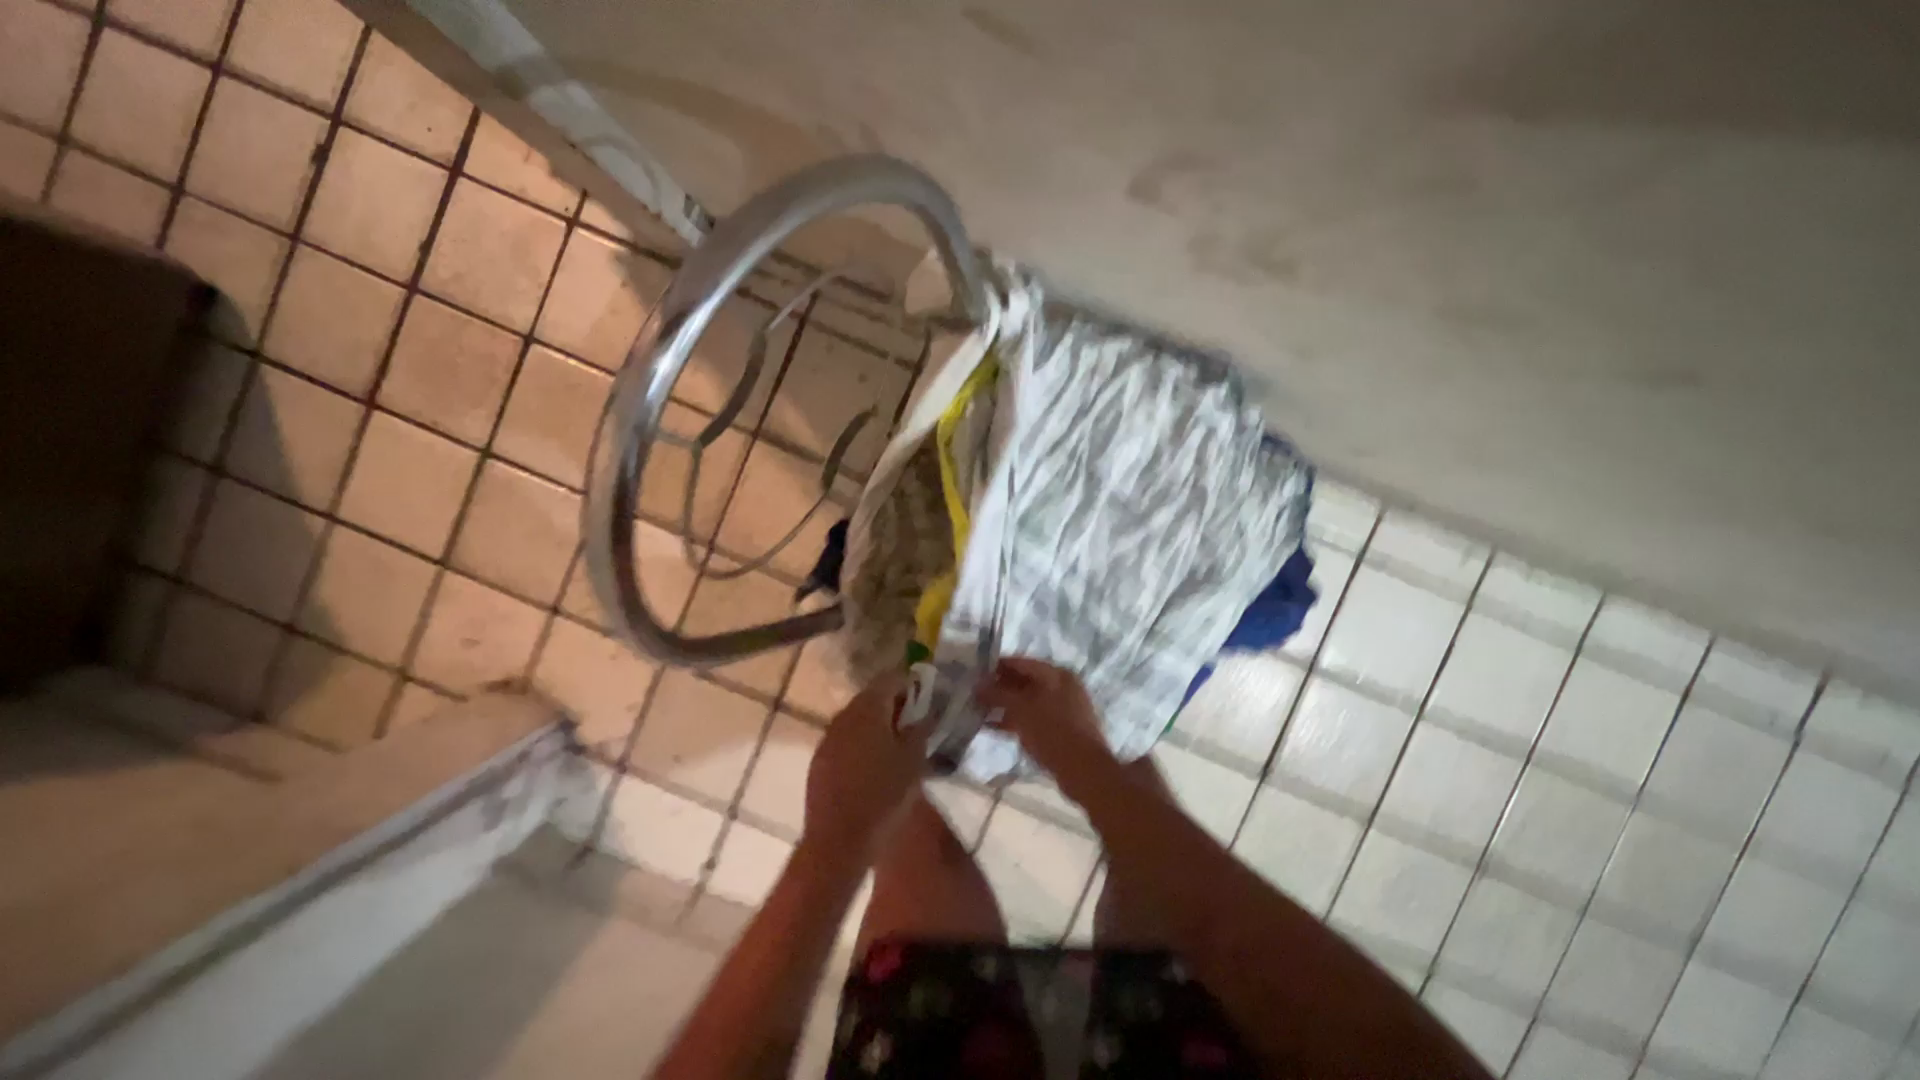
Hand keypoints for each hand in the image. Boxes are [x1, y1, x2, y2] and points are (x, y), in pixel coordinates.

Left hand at [804, 672, 926, 863]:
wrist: (838, 841)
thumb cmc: (884, 797)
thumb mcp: (914, 762)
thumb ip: (921, 730)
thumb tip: (927, 711)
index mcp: (868, 709)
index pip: (890, 679)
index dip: (910, 683)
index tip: (926, 696)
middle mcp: (843, 716)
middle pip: (871, 698)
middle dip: (893, 705)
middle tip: (916, 723)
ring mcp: (827, 739)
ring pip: (856, 721)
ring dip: (876, 726)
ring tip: (897, 746)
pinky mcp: (819, 762)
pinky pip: (844, 742)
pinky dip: (860, 744)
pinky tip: (873, 766)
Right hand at [974, 657, 1111, 780]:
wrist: (1083, 770)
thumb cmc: (1052, 731)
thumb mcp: (1021, 709)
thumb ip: (998, 694)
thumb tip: (977, 684)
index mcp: (1056, 674)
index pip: (1021, 662)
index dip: (996, 666)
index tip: (975, 673)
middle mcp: (1062, 687)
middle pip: (1024, 682)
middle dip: (999, 688)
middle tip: (974, 694)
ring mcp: (1063, 709)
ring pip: (1028, 702)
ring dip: (1004, 706)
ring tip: (978, 711)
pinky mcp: (1061, 729)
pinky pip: (1033, 718)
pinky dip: (1014, 720)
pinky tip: (992, 727)